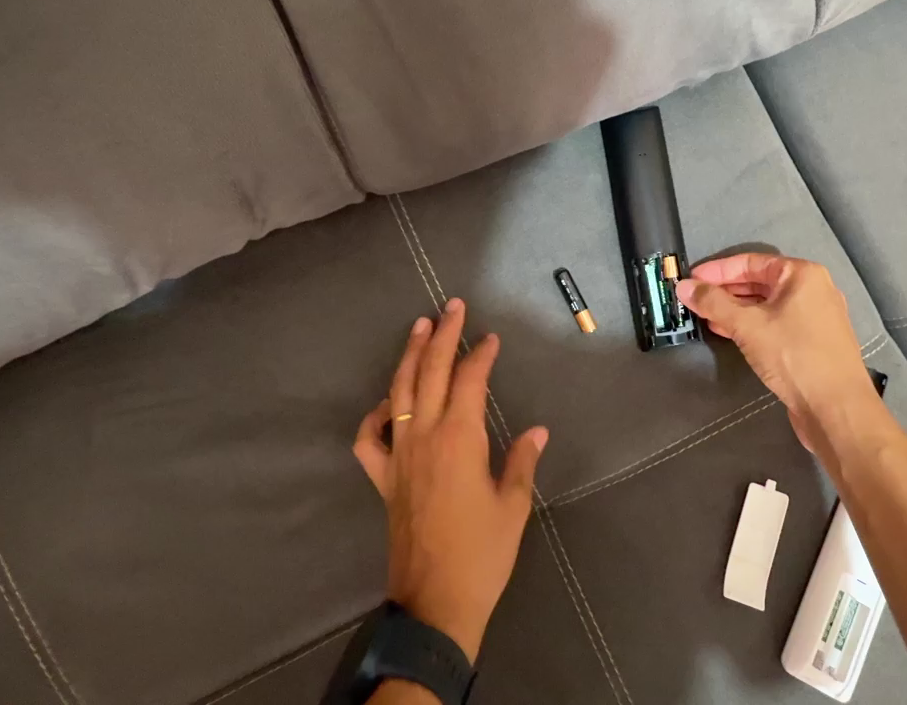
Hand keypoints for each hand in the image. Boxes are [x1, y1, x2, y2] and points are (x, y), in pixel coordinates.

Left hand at [353, 298, 548, 661]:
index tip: (491, 338)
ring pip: (398, 392)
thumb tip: (537, 430)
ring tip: (419, 327)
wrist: (435, 601)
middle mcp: (424, 435)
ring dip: (410, 356)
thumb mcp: (513, 506)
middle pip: (431, 371)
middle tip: (452, 306)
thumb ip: (521, 460)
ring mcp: (398, 455)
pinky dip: (375, 415)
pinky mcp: (383, 479)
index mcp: (460, 437)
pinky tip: (388, 403)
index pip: (470, 379)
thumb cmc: (483, 553)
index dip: (481, 354)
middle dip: (443, 335)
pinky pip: (369, 439)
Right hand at [675, 253, 878, 445]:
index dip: (717, 270)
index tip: (691, 279)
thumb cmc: (793, 355)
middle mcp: (813, 290)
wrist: (836, 408)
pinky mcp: (813, 342)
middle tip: (694, 299)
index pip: (751, 262)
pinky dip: (751, 325)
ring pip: (767, 305)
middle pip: (760, 282)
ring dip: (735, 310)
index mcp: (802, 275)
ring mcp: (815, 317)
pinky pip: (776, 324)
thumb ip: (713, 303)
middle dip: (725, 291)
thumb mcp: (747, 325)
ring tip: (705, 317)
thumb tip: (684, 286)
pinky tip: (729, 333)